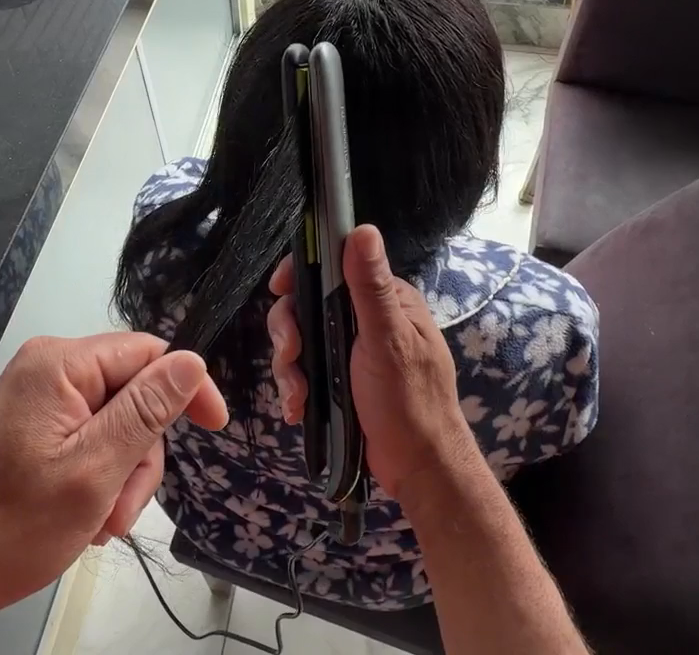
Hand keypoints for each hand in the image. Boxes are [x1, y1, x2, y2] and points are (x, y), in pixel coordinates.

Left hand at [0, 333, 227, 652]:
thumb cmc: (14, 527)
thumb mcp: (95, 469)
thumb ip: (148, 409)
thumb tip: (193, 361)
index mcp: (59, 363)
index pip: (147, 352)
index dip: (185, 387)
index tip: (214, 426)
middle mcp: (48, 366)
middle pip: (133, 390)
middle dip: (140, 452)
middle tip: (123, 507)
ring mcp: (40, 395)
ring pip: (118, 420)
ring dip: (121, 474)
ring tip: (101, 520)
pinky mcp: (36, 422)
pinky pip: (92, 435)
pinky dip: (100, 475)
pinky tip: (84, 514)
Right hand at [267, 225, 483, 500]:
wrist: (418, 469)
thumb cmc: (409, 400)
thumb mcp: (388, 339)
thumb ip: (370, 286)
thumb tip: (362, 229)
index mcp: (385, 298)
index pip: (333, 265)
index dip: (300, 273)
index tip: (279, 289)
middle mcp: (365, 317)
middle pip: (307, 304)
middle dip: (290, 332)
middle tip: (290, 357)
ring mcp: (350, 349)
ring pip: (300, 339)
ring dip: (289, 367)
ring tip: (296, 397)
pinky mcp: (338, 378)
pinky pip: (304, 370)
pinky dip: (295, 387)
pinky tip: (297, 409)